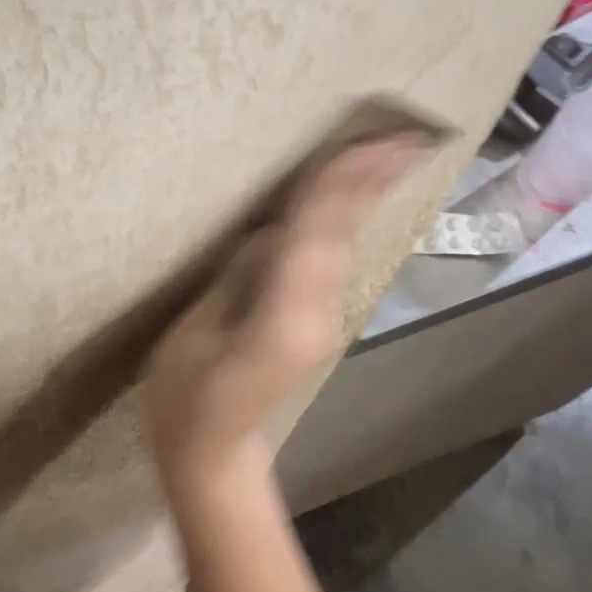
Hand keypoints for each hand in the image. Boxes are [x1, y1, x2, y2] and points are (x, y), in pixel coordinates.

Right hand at [141, 138, 421, 486]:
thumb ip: (233, 282)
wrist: (212, 455)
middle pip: (341, 238)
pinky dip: (346, 225)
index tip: (361, 143)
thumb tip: (268, 238)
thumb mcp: (193, 337)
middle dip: (369, 184)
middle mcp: (315, 317)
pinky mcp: (314, 326)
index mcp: (281, 320)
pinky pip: (333, 263)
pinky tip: (353, 203)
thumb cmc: (184, 402)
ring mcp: (320, 324)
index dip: (333, 188)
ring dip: (364, 200)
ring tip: (390, 155)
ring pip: (344, 249)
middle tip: (407, 135)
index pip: (311, 238)